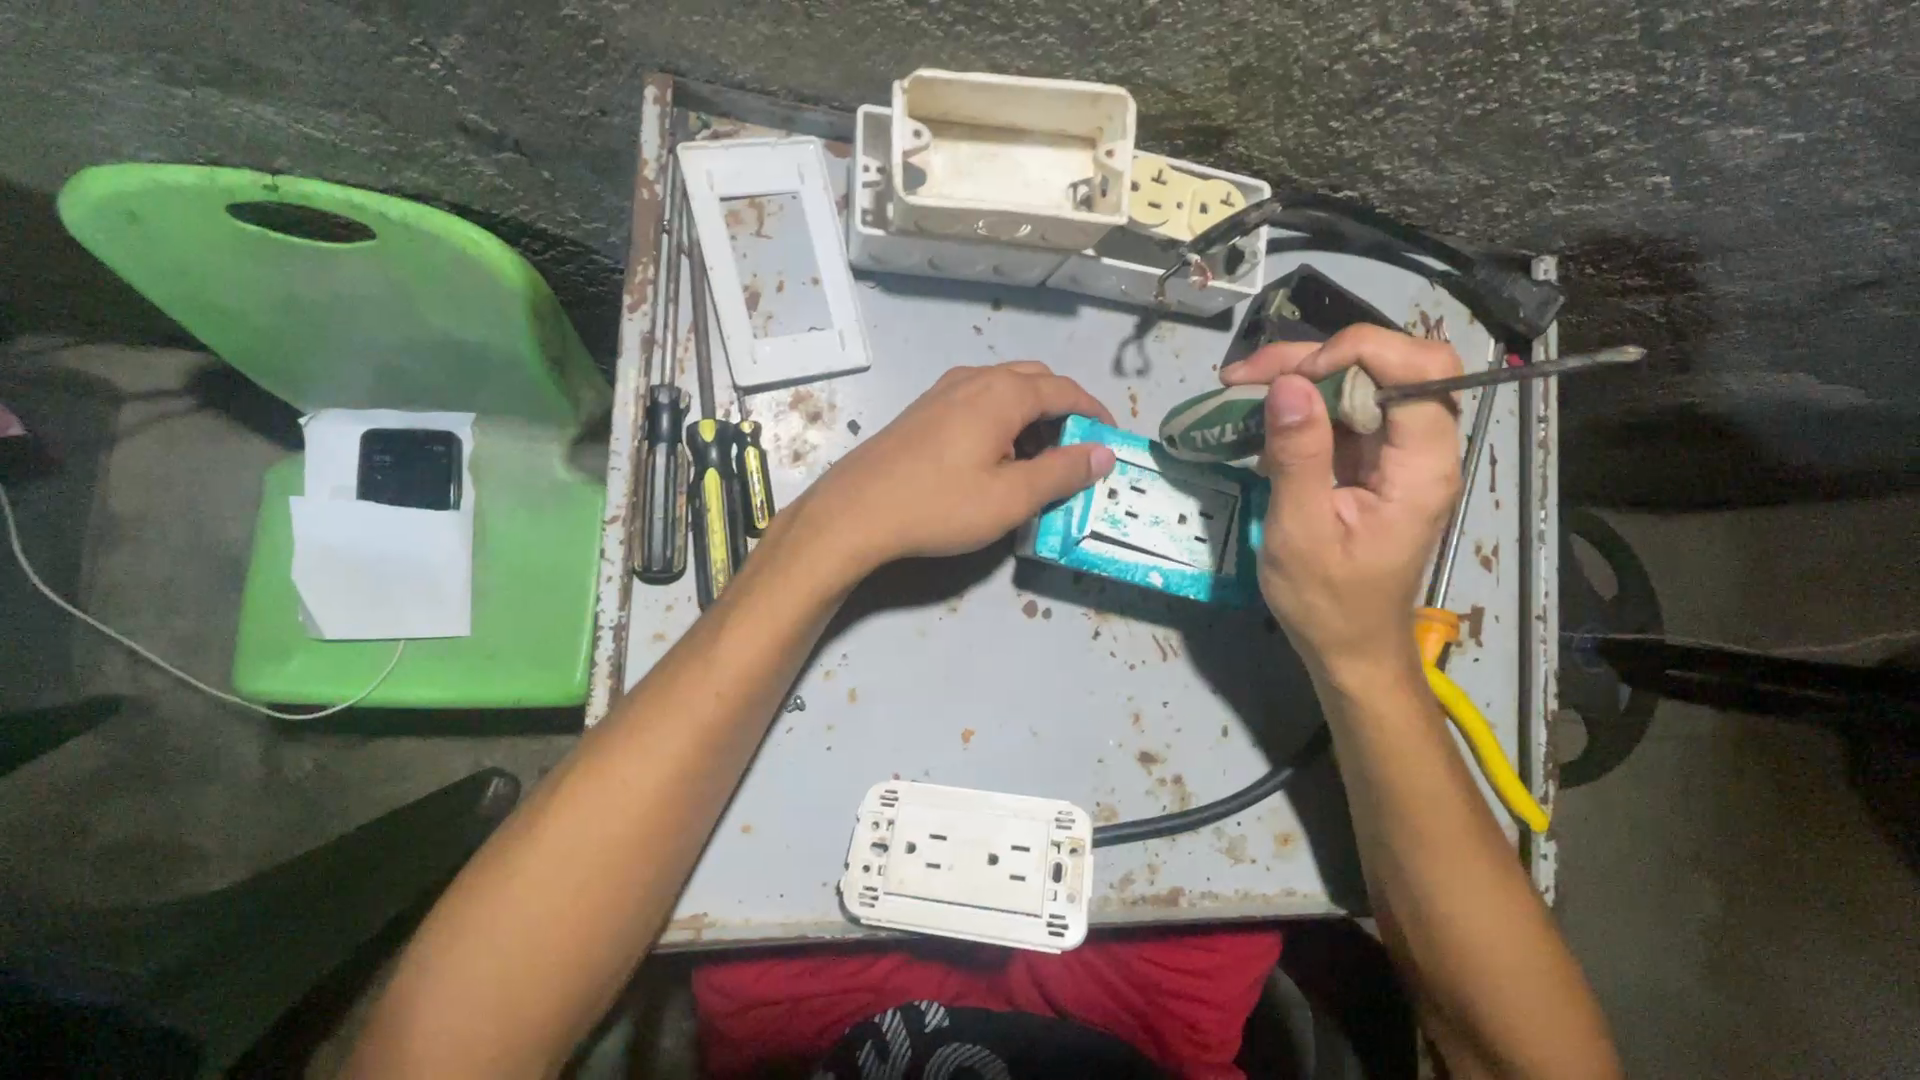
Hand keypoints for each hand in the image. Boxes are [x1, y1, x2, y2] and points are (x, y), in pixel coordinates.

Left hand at [789, 362, 1115, 579]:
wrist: (855, 512)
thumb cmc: (939, 505)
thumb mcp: (1011, 497)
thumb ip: (1062, 472)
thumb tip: (1103, 453)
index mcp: (1003, 392)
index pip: (1065, 390)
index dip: (1094, 414)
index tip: (1111, 441)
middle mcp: (974, 378)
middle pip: (1035, 381)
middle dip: (1063, 411)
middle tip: (1075, 452)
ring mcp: (943, 391)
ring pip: (1004, 390)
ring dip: (1031, 416)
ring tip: (1038, 461)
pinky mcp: (923, 410)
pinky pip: (977, 401)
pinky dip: (1001, 420)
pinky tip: (994, 458)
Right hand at [1220, 325, 1462, 683]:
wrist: (1347, 646)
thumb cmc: (1328, 602)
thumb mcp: (1301, 533)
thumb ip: (1299, 456)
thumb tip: (1286, 385)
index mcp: (1421, 467)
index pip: (1420, 370)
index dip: (1358, 352)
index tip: (1292, 379)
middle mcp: (1421, 449)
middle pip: (1387, 365)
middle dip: (1314, 358)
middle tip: (1244, 378)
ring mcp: (1396, 453)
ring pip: (1360, 381)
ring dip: (1299, 377)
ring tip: (1239, 389)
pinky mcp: (1371, 461)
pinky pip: (1342, 411)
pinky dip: (1299, 405)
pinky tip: (1257, 416)